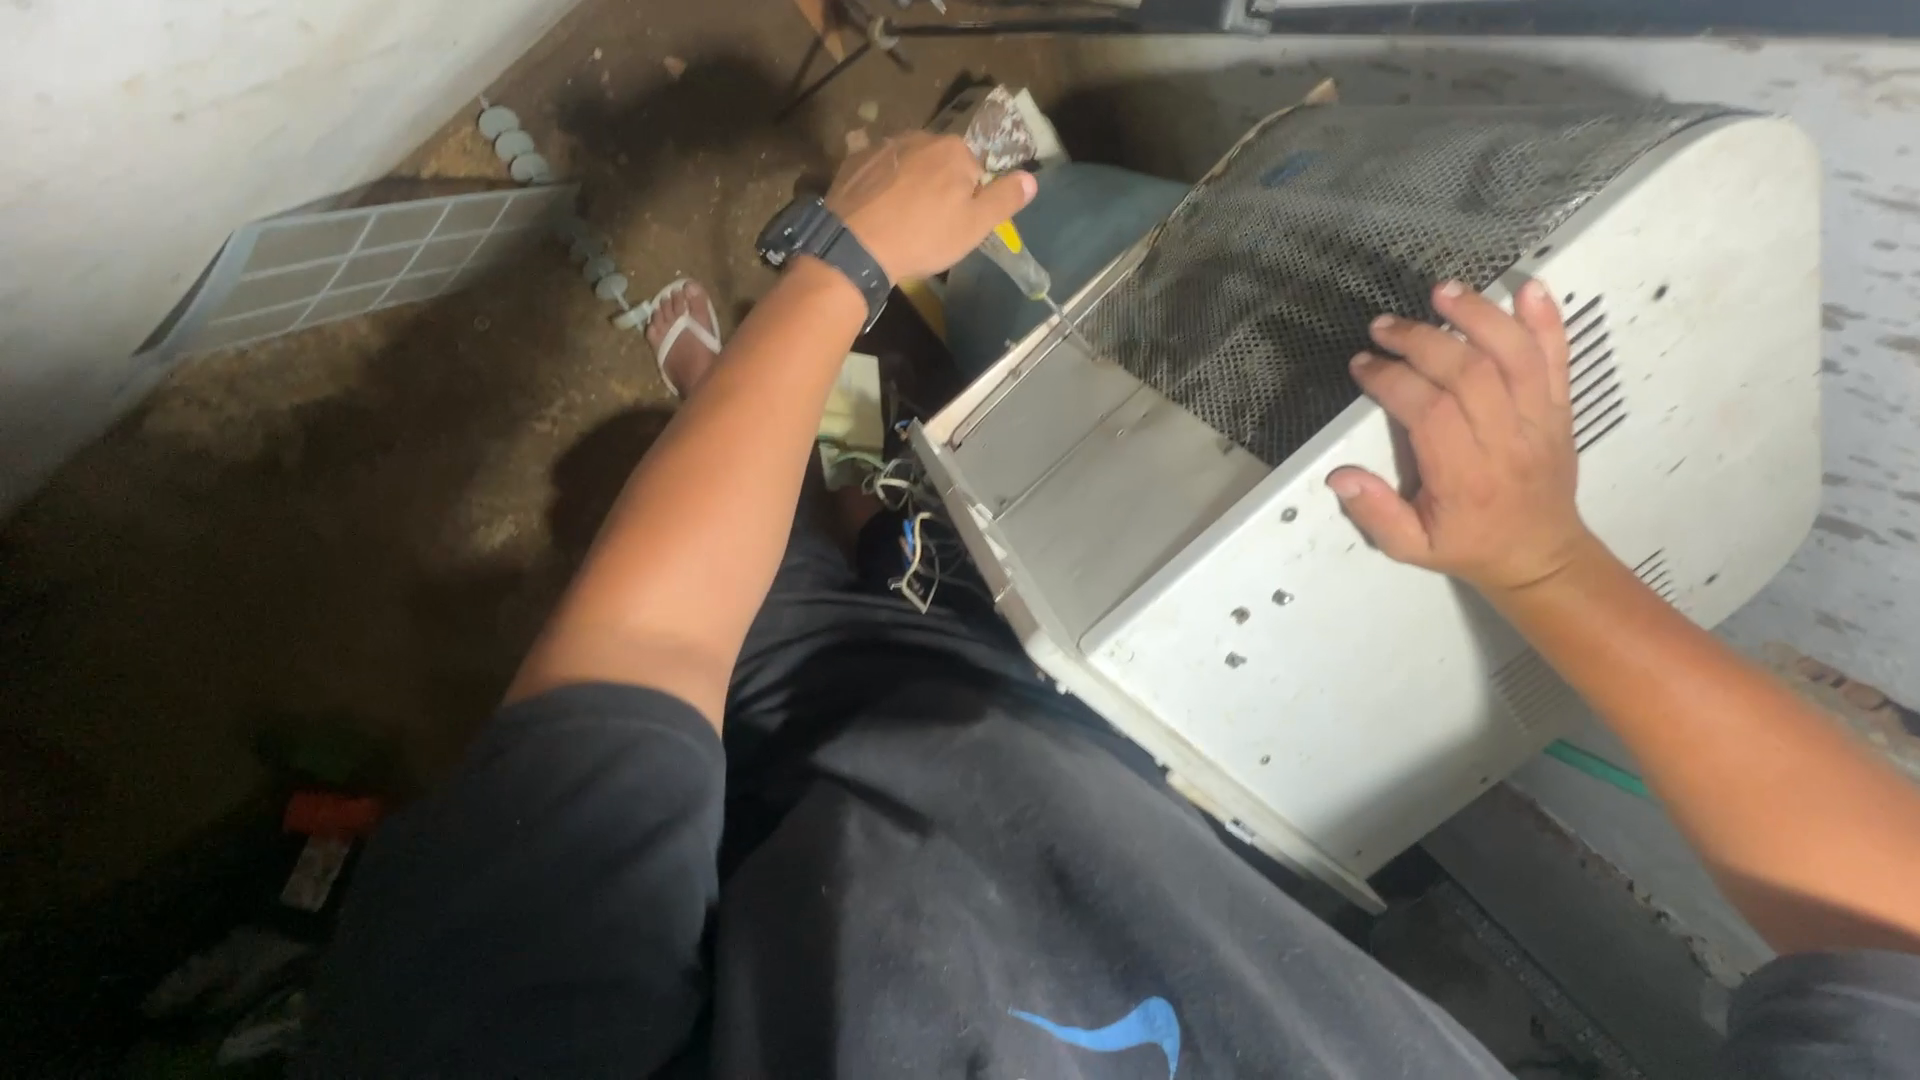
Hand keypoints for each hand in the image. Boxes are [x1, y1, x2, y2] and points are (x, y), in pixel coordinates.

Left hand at [825, 132, 1036, 281]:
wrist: (857, 246)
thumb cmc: (923, 238)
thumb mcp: (974, 227)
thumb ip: (1004, 199)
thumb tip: (1031, 179)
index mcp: (955, 150)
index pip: (974, 172)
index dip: (968, 201)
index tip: (954, 226)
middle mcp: (921, 136)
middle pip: (941, 164)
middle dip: (939, 189)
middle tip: (927, 227)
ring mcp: (884, 146)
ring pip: (909, 166)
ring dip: (910, 187)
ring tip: (901, 222)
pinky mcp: (855, 160)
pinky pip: (879, 172)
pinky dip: (882, 188)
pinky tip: (878, 214)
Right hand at [1327, 279, 1598, 596]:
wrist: (1539, 554)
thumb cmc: (1468, 546)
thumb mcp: (1408, 546)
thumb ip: (1374, 513)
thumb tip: (1339, 477)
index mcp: (1465, 476)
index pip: (1429, 411)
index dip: (1392, 380)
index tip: (1362, 364)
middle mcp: (1506, 441)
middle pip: (1469, 373)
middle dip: (1421, 340)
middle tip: (1383, 326)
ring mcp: (1539, 421)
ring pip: (1514, 355)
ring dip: (1479, 316)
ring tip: (1442, 291)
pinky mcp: (1559, 409)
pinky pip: (1558, 359)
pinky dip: (1547, 320)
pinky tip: (1529, 288)